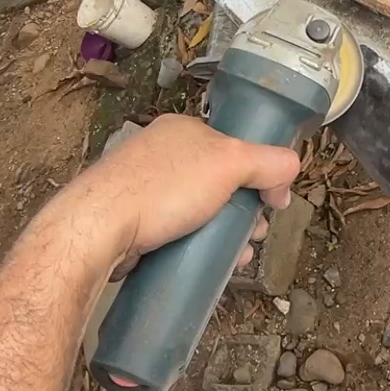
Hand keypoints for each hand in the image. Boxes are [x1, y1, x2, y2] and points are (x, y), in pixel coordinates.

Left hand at [24, 114, 300, 279]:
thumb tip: (292, 170)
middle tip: (253, 235)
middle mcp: (162, 152)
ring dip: (225, 231)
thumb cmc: (165, 188)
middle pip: (220, 180)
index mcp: (183, 129)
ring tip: (236, 257)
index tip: (270, 204)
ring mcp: (142, 186)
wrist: (97, 229)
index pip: (235, 146)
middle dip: (244, 210)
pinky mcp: (130, 219)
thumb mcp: (232, 163)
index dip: (259, 174)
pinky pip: (176, 229)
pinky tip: (207, 261)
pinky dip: (196, 244)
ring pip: (200, 208)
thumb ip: (270, 162)